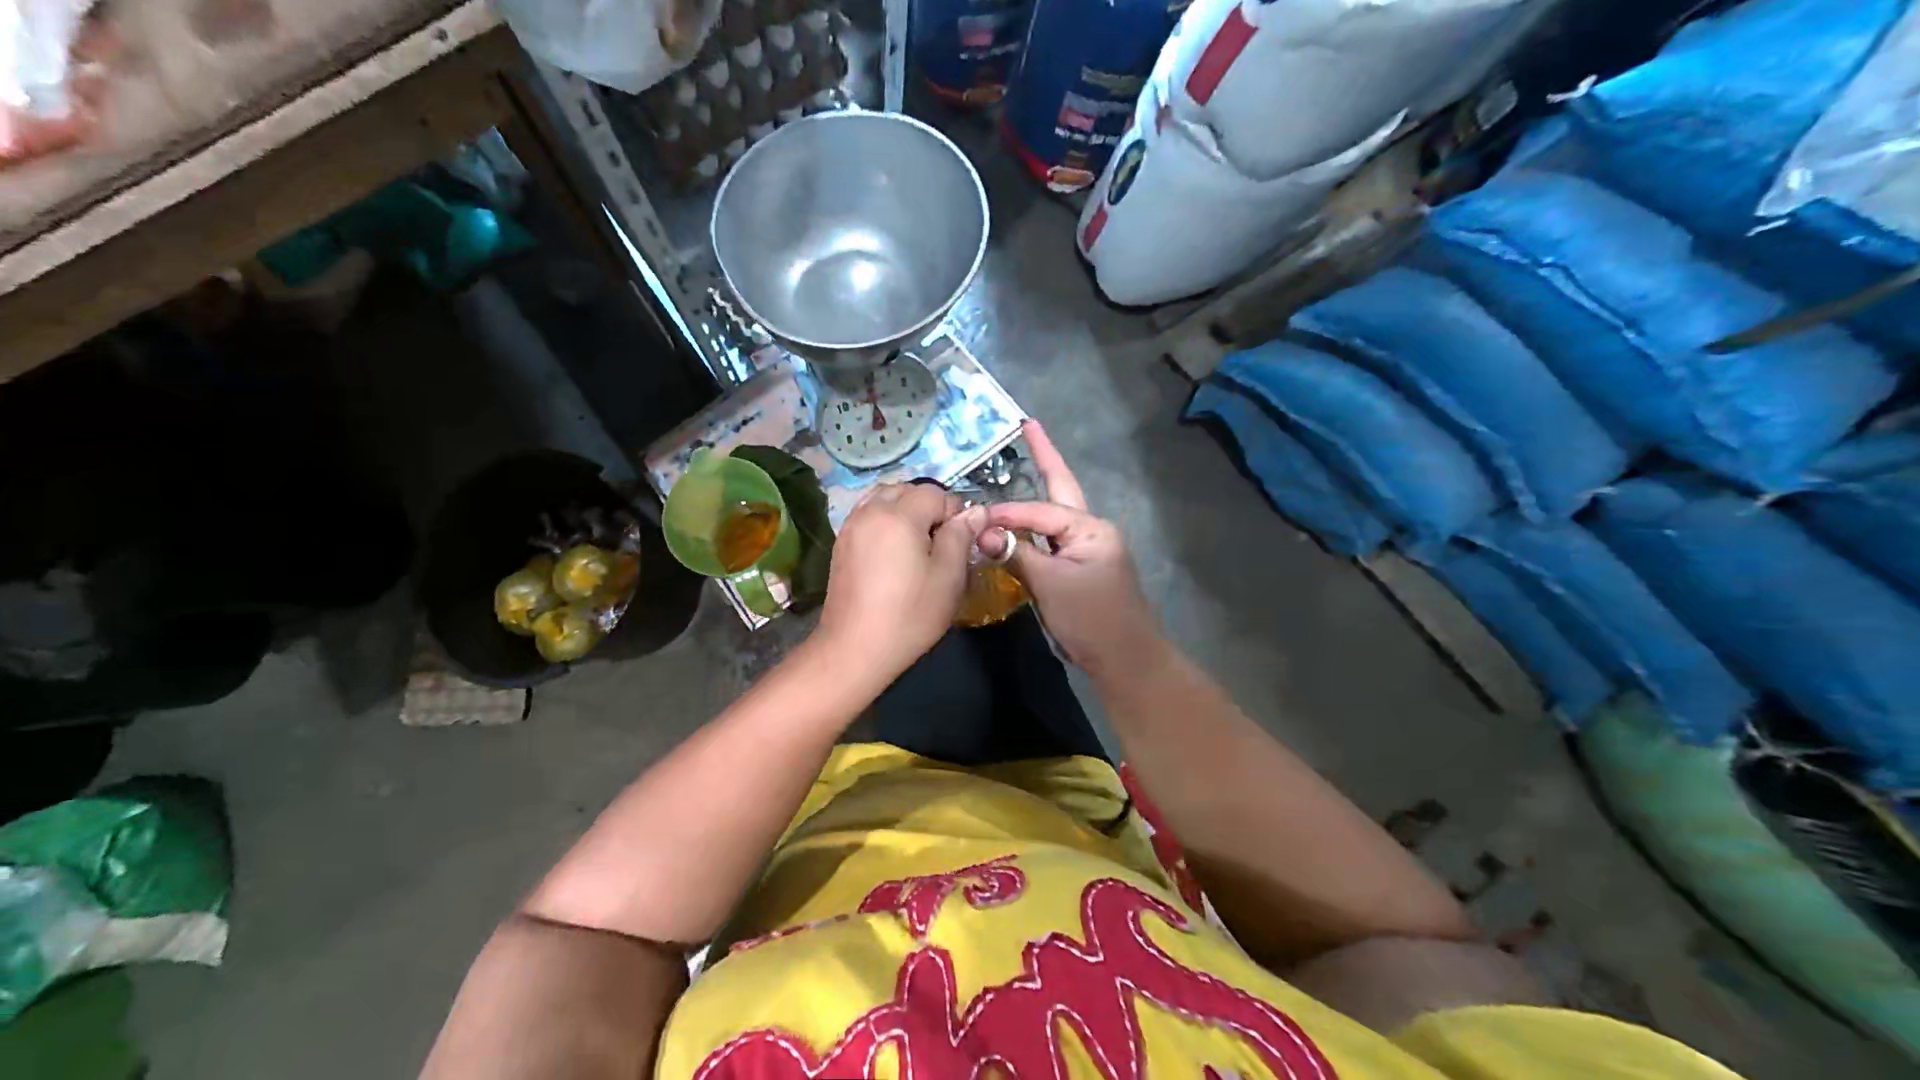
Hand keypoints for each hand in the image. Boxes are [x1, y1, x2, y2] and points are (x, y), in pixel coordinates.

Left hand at [813, 482, 984, 684]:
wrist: (855, 648)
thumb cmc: (909, 615)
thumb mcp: (948, 577)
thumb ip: (961, 536)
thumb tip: (975, 511)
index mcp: (899, 516)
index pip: (935, 493)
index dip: (954, 512)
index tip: (962, 541)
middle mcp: (870, 511)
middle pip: (906, 490)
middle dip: (928, 507)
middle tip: (940, 543)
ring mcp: (851, 526)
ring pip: (883, 498)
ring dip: (904, 510)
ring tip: (917, 543)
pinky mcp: (841, 543)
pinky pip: (867, 514)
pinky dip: (884, 520)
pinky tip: (893, 550)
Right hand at [985, 420, 1165, 676]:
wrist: (1124, 659)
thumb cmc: (1091, 617)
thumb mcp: (1050, 583)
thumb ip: (1016, 552)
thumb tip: (981, 531)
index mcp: (1091, 528)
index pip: (1040, 511)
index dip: (1007, 513)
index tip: (976, 519)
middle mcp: (1090, 531)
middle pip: (1060, 489)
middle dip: (1044, 457)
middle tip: (1028, 425)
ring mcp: (1085, 551)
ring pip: (1052, 517)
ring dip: (1034, 494)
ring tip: (1023, 458)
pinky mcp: (1076, 571)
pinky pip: (1048, 542)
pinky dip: (1029, 532)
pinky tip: (1014, 524)